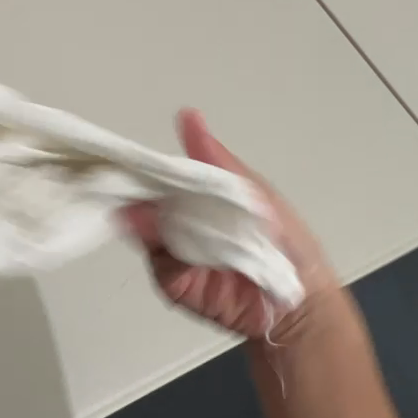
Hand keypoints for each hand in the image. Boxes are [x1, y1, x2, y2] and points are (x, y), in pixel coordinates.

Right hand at [120, 108, 335, 337]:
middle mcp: (177, 221)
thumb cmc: (285, 242)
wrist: (301, 303)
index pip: (159, 176)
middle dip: (131, 190)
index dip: (141, 166)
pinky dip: (159, 247)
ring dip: (142, 218)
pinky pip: (158, 260)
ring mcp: (171, 251)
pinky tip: (157, 234)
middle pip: (144, 201)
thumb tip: (187, 114)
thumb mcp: (253, 192)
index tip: (123, 156)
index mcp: (195, 197)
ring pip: (146, 228)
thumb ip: (215, 160)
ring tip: (136, 208)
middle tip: (116, 179)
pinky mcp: (171, 280)